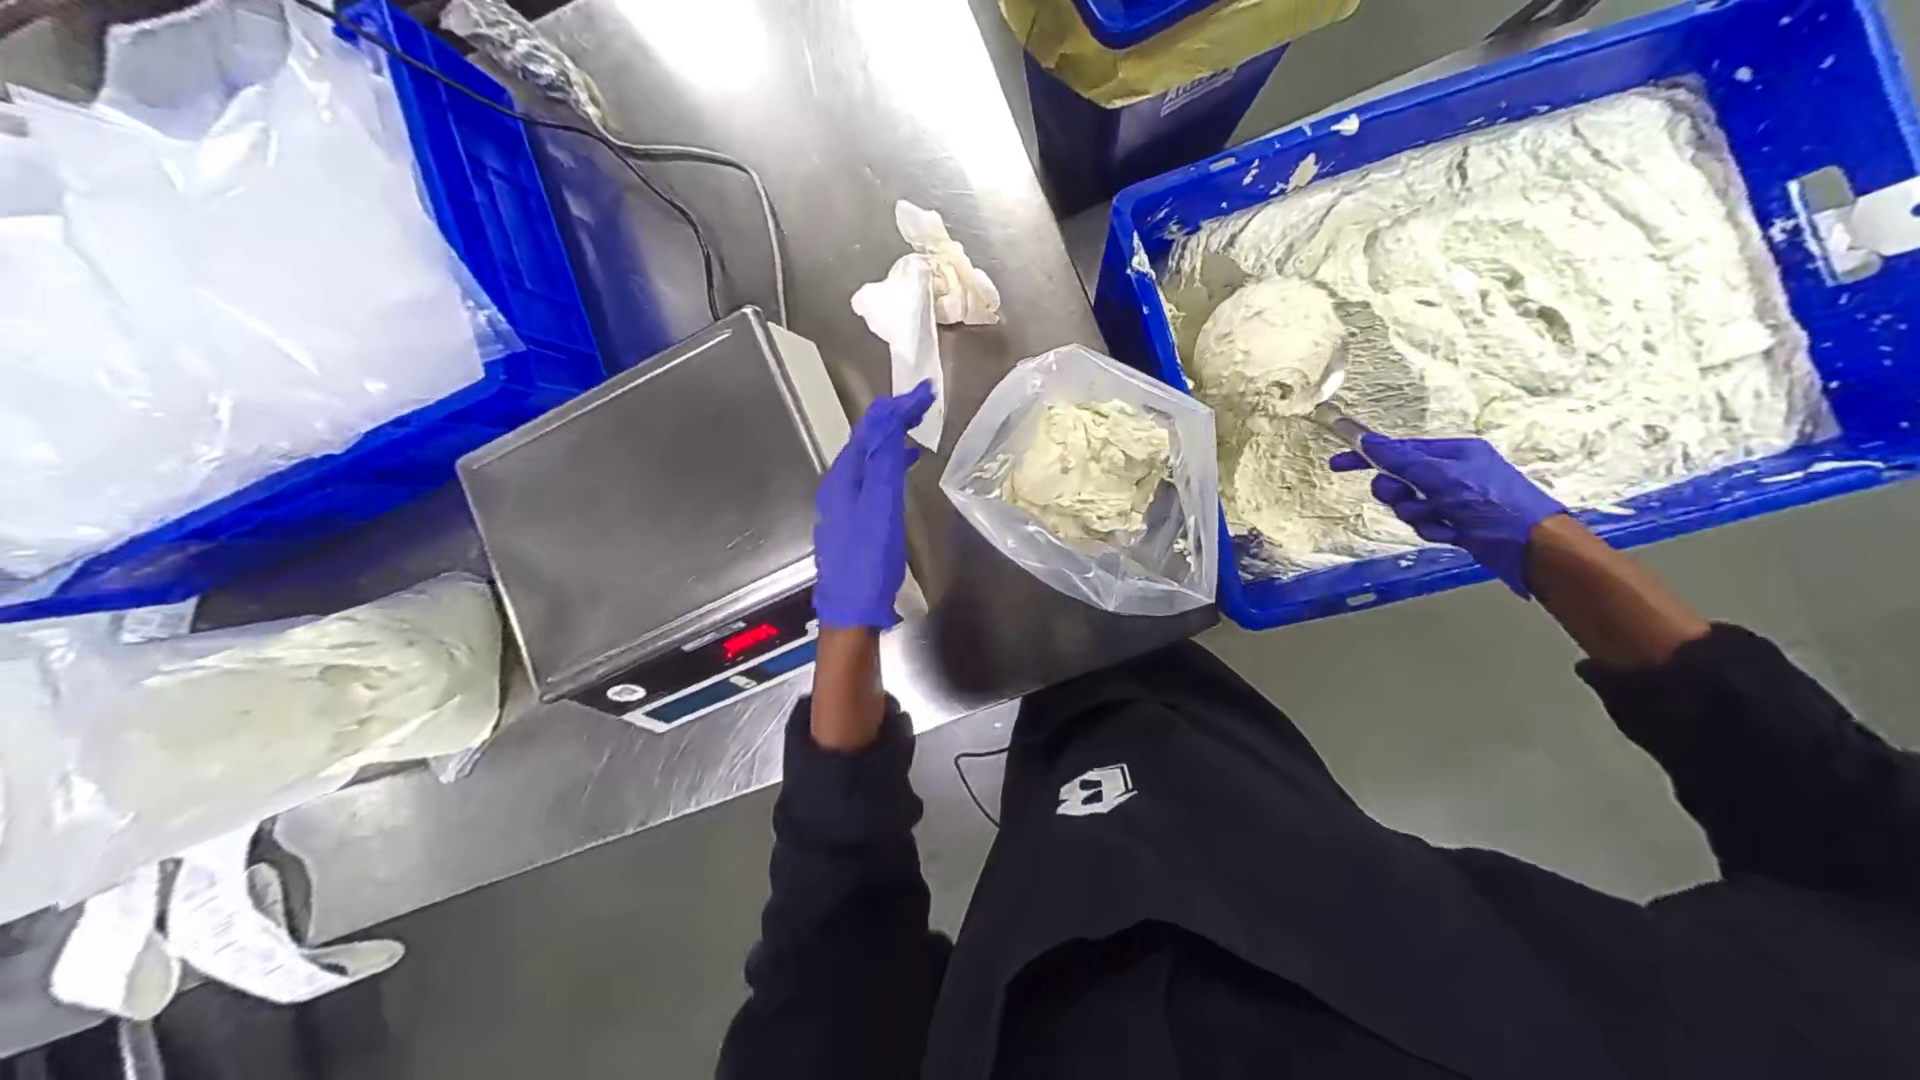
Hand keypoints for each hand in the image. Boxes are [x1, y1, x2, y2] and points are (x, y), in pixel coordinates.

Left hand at [813, 381, 934, 628]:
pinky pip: (872, 478)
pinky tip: (903, 468)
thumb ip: (886, 465)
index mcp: (844, 478)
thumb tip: (890, 423)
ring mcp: (843, 504)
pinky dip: (890, 464)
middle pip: (865, 441)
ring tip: (916, 428)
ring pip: (869, 459)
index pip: (869, 430)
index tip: (924, 393)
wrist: (852, 609)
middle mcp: (838, 486)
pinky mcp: (853, 520)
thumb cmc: (869, 560)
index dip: (896, 408)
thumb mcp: (882, 509)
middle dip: (893, 419)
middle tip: (923, 404)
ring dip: (892, 441)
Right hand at [1329, 436, 1565, 597]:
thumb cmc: (1492, 504)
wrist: (1531, 546)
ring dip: (1417, 515)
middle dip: (1398, 494)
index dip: (1367, 456)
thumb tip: (1367, 440)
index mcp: (1452, 453)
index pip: (1399, 450)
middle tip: (1407, 499)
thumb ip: (1401, 460)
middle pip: (1399, 480)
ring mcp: (1454, 499)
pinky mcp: (1455, 522)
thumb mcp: (1442, 477)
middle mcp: (1451, 473)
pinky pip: (1425, 524)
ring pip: (1409, 505)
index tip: (1337, 464)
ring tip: (1440, 521)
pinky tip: (1452, 534)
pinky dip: (1433, 530)